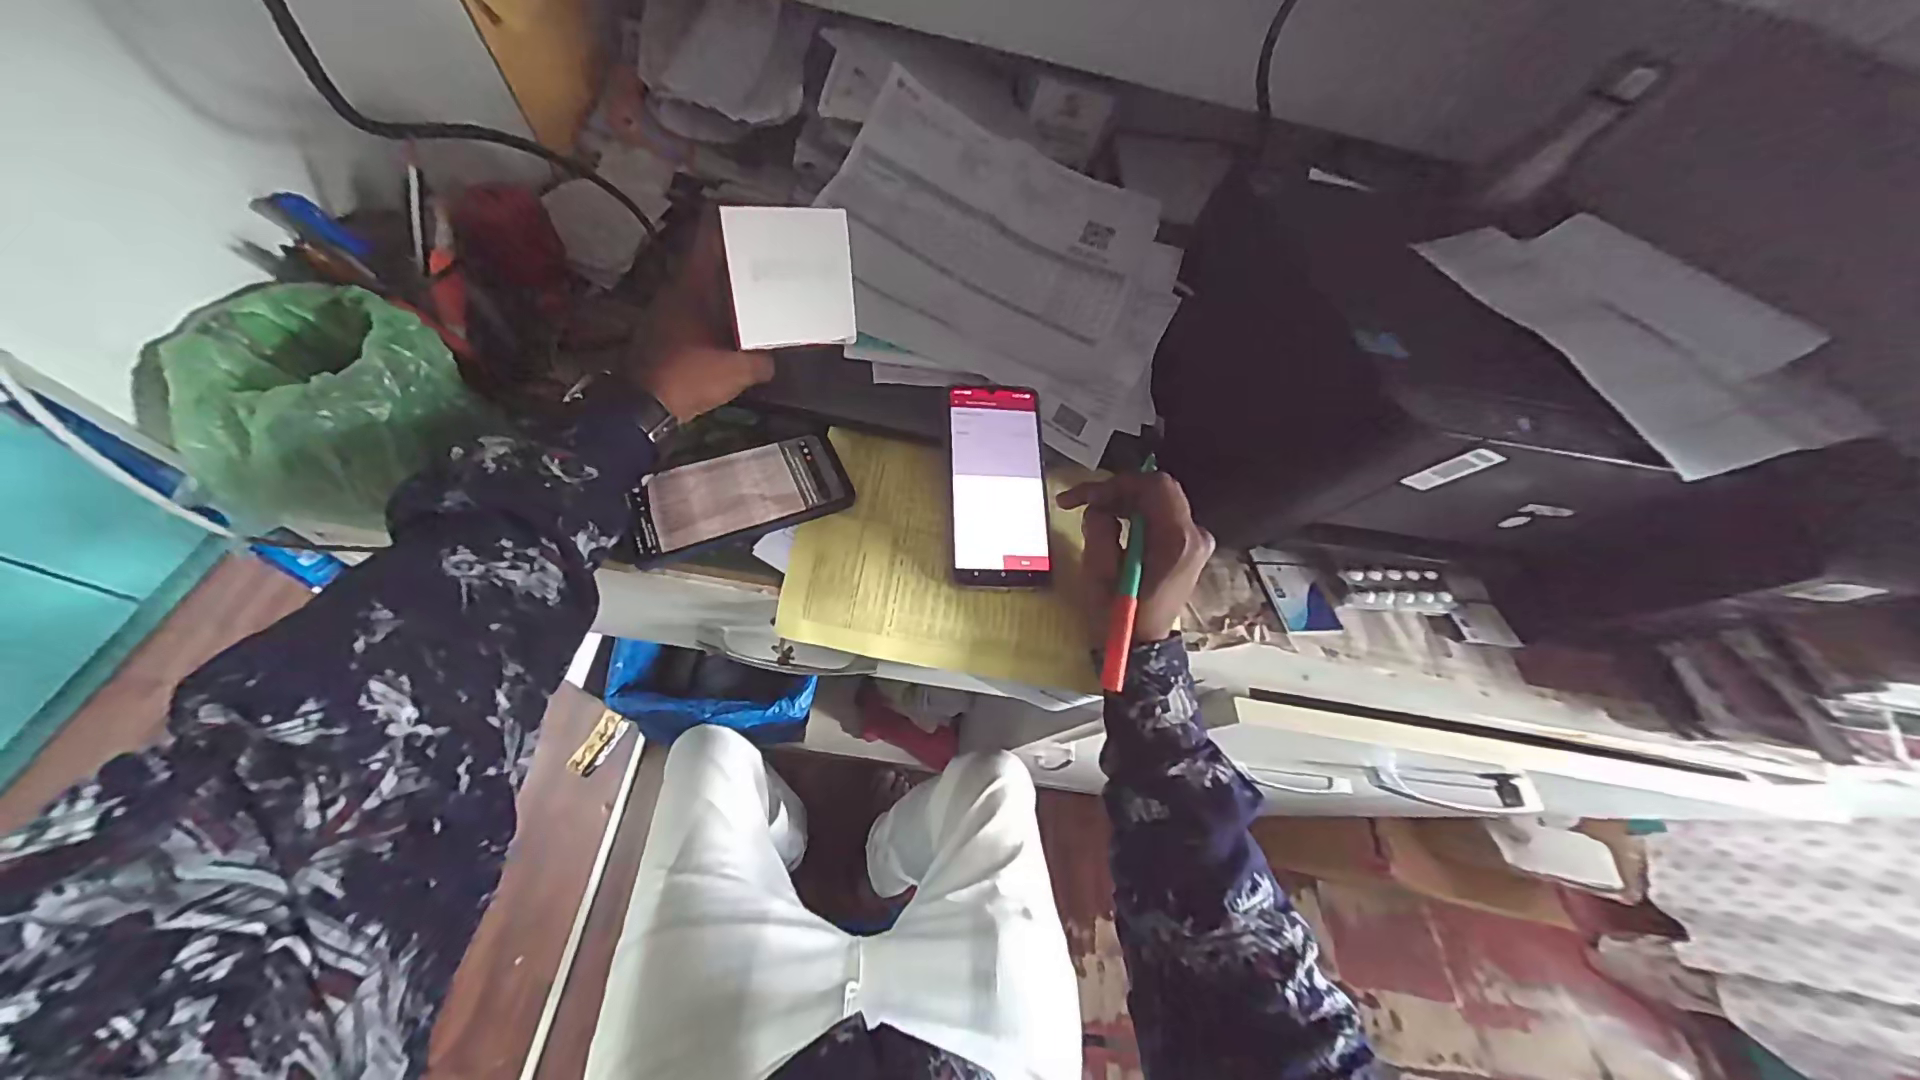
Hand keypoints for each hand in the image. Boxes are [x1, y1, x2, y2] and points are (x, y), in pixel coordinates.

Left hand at [629, 208, 774, 419]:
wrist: (643, 406)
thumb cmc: (687, 377)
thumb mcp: (735, 371)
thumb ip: (761, 362)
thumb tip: (772, 360)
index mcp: (692, 287)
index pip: (709, 237)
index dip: (731, 220)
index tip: (756, 216)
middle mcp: (679, 291)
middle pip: (712, 262)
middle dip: (741, 258)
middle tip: (772, 258)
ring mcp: (672, 311)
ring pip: (708, 287)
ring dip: (732, 287)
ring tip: (763, 291)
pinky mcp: (671, 332)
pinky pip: (703, 311)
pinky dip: (722, 312)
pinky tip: (742, 326)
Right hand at [1058, 471, 1214, 644]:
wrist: (1141, 650)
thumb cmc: (1117, 617)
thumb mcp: (1099, 574)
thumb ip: (1099, 530)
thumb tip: (1098, 508)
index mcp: (1176, 541)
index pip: (1154, 487)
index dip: (1116, 484)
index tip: (1083, 497)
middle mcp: (1194, 536)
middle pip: (1158, 489)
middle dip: (1118, 490)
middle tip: (1082, 501)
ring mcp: (1195, 543)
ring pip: (1159, 500)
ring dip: (1124, 500)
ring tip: (1092, 511)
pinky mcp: (1187, 549)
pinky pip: (1162, 516)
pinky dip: (1136, 513)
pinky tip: (1112, 522)